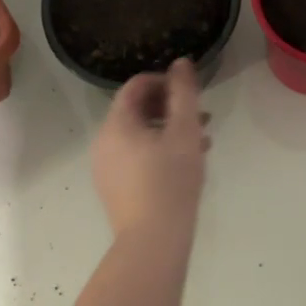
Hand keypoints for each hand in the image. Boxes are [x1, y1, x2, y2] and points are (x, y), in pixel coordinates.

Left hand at [92, 58, 210, 238]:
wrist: (152, 242)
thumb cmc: (170, 181)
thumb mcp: (185, 130)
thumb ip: (184, 92)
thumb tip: (180, 63)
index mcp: (116, 124)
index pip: (136, 86)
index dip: (164, 81)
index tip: (190, 93)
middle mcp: (103, 142)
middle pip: (136, 110)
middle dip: (171, 107)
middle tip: (201, 117)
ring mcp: (105, 168)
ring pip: (139, 135)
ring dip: (169, 129)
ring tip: (201, 141)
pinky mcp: (113, 188)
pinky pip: (135, 157)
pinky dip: (158, 151)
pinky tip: (185, 164)